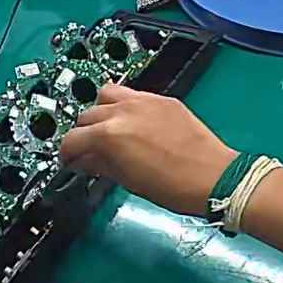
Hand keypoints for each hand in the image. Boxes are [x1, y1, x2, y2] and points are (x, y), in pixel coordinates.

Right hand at [58, 85, 235, 215]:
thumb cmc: (171, 187)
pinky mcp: (162, 99)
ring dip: (100, 111)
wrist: (215, 177)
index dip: (67, 153)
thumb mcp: (128, 180)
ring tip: (108, 128)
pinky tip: (133, 123)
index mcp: (109, 135)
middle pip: (87, 115)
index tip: (70, 161)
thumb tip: (84, 161)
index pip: (73, 139)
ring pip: (106, 95)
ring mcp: (143, 101)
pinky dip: (124, 107)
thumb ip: (101, 165)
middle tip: (89, 149)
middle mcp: (122, 111)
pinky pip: (132, 95)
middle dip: (83, 133)